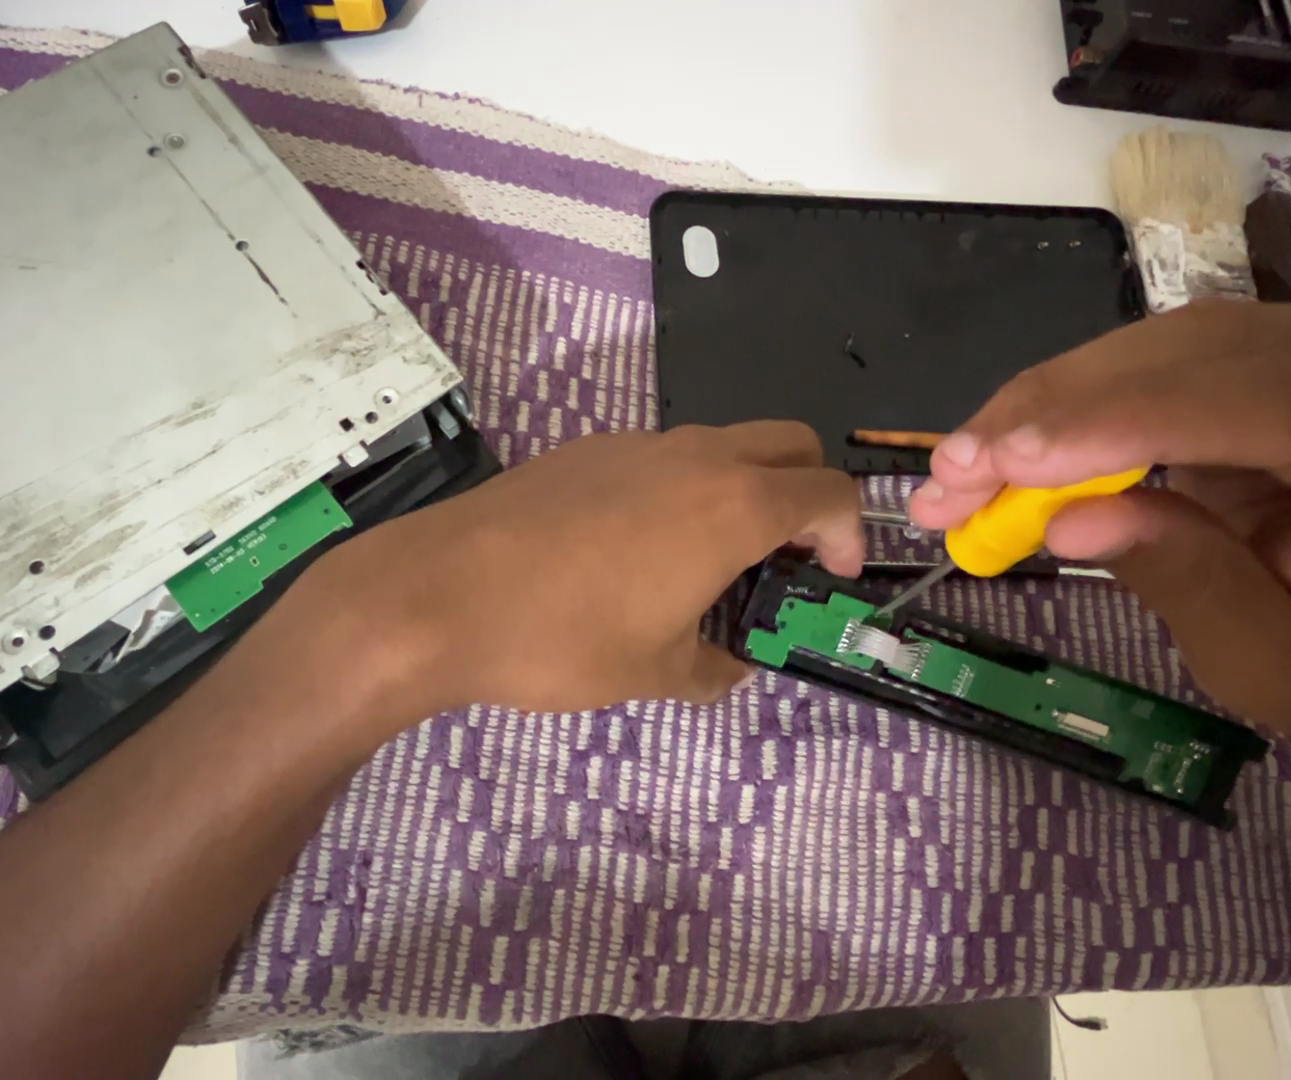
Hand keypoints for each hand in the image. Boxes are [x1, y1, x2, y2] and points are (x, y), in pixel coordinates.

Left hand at [280, 422, 862, 719]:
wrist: (440, 594)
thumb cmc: (562, 639)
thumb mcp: (656, 673)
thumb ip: (713, 668)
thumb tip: (732, 666)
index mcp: (732, 505)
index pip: (831, 491)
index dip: (850, 534)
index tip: (831, 577)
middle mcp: (694, 456)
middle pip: (789, 444)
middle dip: (808, 494)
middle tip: (782, 557)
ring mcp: (636, 443)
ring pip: (722, 445)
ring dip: (741, 488)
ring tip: (705, 561)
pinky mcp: (586, 449)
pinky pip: (662, 456)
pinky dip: (682, 488)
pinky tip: (634, 548)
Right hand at [908, 302, 1290, 742]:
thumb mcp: (1279, 673)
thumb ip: (1192, 587)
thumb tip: (1069, 521)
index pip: (1290, 407)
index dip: (1135, 420)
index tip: (1009, 461)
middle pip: (1216, 355)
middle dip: (1060, 410)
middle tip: (949, 472)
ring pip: (1174, 342)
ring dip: (1048, 401)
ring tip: (958, 466)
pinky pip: (1163, 358)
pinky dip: (1071, 401)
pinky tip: (1009, 443)